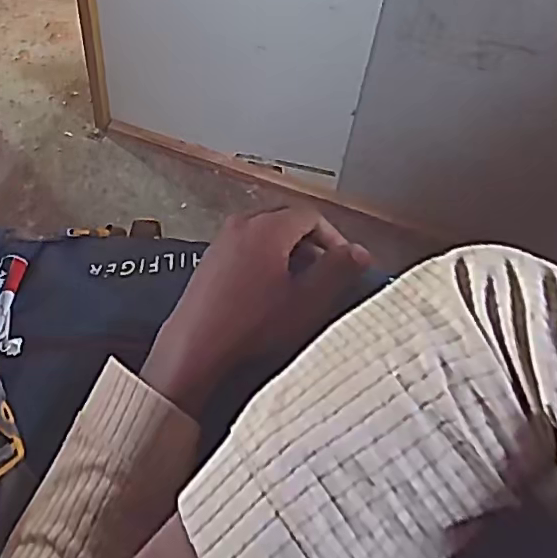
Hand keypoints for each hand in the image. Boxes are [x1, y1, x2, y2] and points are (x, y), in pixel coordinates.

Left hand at [141, 207, 370, 415]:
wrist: (198, 341)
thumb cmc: (253, 323)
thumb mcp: (307, 300)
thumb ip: (337, 270)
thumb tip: (358, 251)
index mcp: (266, 228)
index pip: (310, 215)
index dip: (335, 238)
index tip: (346, 264)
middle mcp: (240, 225)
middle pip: (286, 220)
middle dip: (312, 244)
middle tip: (327, 273)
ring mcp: (221, 240)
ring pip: (266, 233)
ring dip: (288, 252)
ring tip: (301, 286)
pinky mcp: (211, 258)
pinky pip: (246, 247)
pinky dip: (265, 259)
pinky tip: (270, 292)